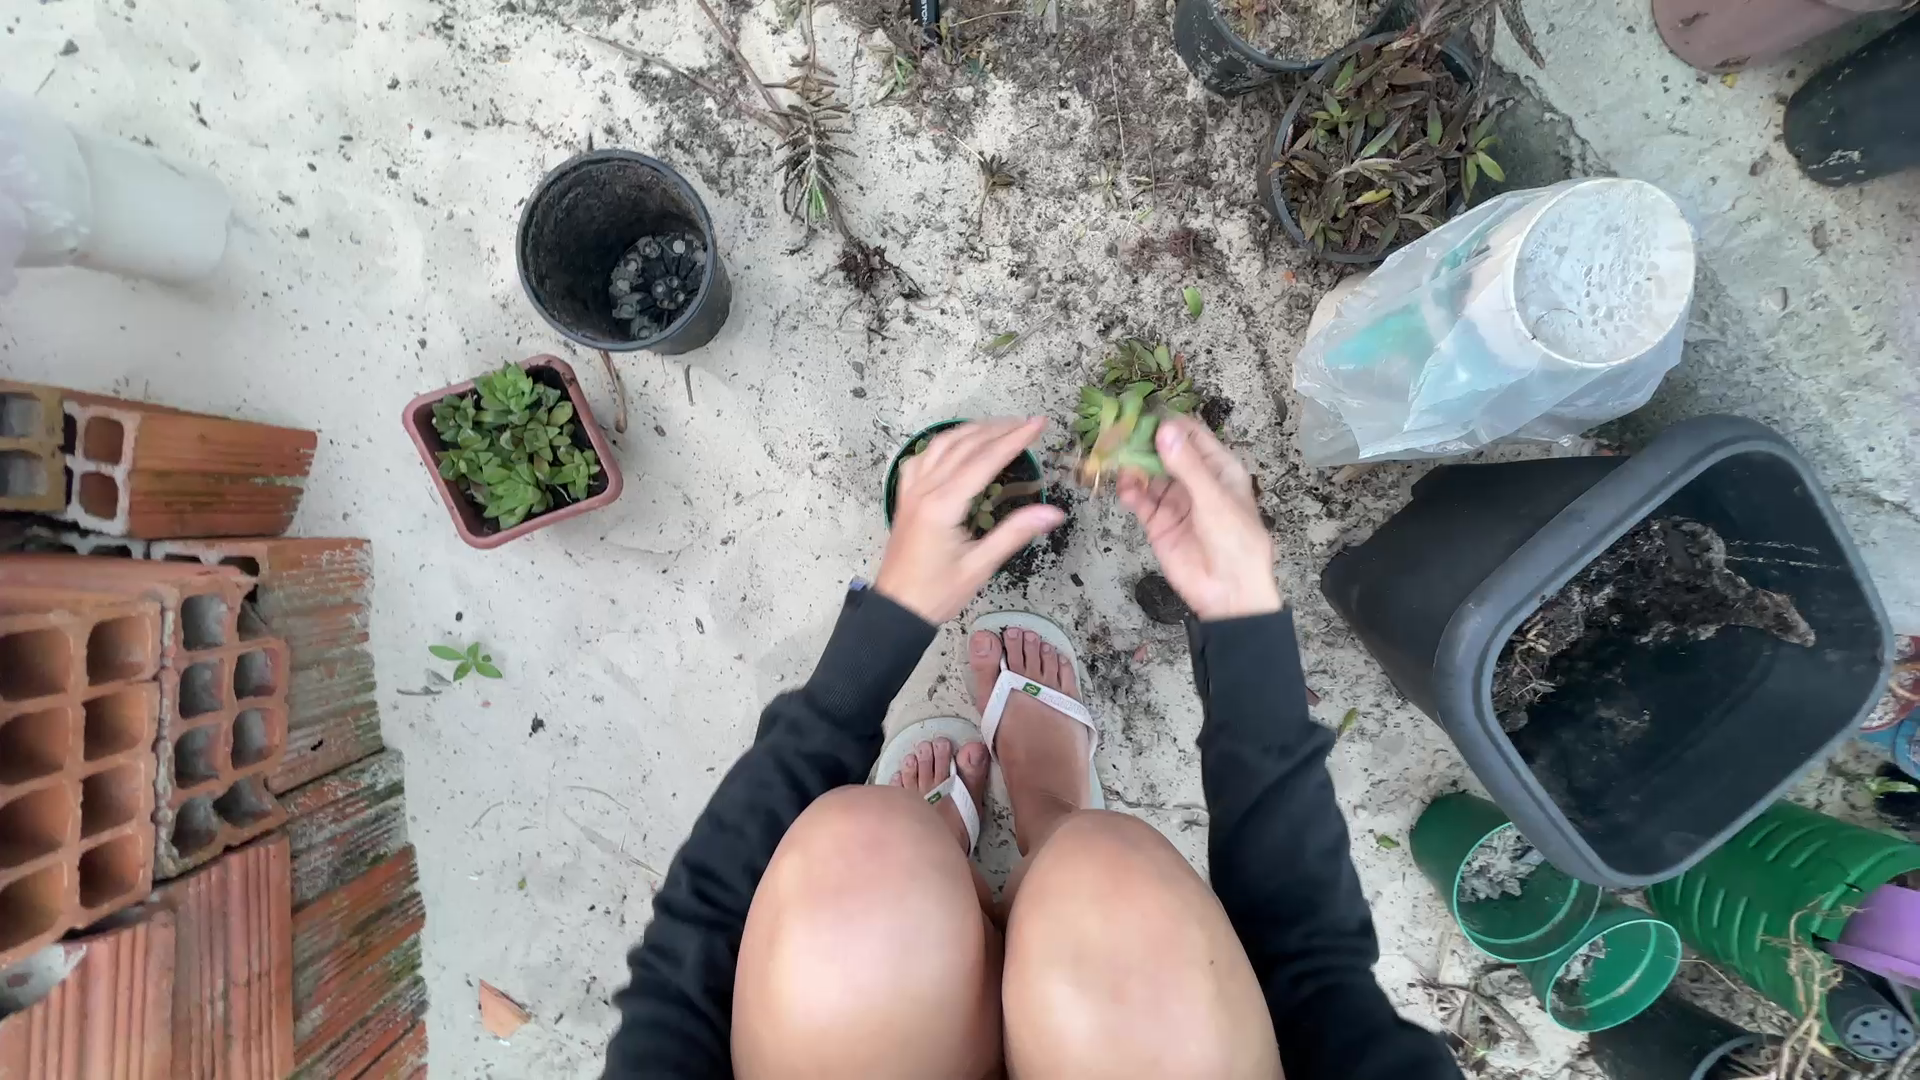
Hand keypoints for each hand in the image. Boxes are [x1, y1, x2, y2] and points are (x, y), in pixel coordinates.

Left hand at [876, 417, 1067, 623]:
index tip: (1038, 424)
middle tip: (1027, 422)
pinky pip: (922, 458)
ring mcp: (910, 491)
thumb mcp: (980, 566)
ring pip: (941, 445)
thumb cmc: (937, 593)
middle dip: (998, 429)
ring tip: (999, 426)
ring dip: (971, 430)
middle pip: (964, 445)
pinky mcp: (904, 498)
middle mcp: (924, 490)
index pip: (984, 460)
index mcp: (943, 506)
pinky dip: (942, 444)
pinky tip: (955, 444)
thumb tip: (1052, 512)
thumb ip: (1015, 533)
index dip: (1014, 439)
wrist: (896, 609)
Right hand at [1117, 414, 1282, 620]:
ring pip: (1148, 475)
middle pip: (1163, 452)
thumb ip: (1186, 465)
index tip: (1141, 415)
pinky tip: (1125, 490)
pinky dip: (1130, 492)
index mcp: (1218, 468)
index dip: (1168, 424)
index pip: (1190, 435)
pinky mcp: (1158, 522)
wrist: (1228, 592)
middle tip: (1117, 435)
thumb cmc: (1235, 541)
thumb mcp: (1213, 498)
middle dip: (1142, 444)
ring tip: (1117, 464)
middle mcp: (1194, 480)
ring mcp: (1175, 500)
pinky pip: (1140, 500)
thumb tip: (1164, 429)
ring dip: (1132, 467)